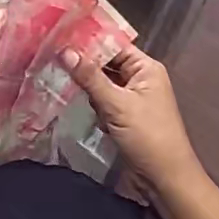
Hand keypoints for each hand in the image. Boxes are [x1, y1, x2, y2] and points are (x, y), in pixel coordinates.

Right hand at [62, 43, 202, 193]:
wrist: (165, 180)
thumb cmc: (147, 137)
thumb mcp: (116, 105)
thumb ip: (90, 77)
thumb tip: (65, 51)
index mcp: (145, 68)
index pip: (113, 45)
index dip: (89, 41)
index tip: (59, 37)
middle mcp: (139, 78)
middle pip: (106, 63)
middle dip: (85, 65)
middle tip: (52, 57)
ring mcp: (132, 98)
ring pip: (101, 83)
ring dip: (88, 87)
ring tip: (60, 79)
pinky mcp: (124, 116)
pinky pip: (103, 101)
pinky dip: (93, 104)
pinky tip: (77, 103)